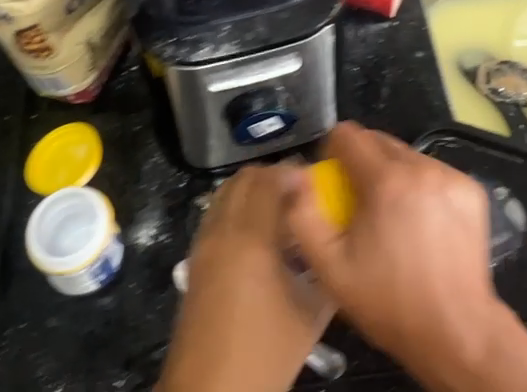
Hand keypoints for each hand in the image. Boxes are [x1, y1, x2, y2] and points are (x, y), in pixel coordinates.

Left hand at [158, 165, 332, 391]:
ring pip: (226, 194)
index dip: (295, 173)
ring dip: (255, 193)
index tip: (318, 185)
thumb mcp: (311, 312)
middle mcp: (221, 231)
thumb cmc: (266, 353)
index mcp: (250, 238)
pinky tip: (263, 239)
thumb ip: (323, 264)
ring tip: (285, 215)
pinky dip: (239, 211)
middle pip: (244, 179)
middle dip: (275, 178)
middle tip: (303, 196)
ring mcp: (203, 245)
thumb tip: (331, 238)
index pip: (269, 179)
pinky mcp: (195, 262)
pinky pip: (217, 216)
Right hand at [283, 123, 509, 370]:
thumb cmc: (389, 302)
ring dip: (392, 174)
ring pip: (407, 155)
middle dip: (362, 163)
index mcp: (386, 181)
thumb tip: (294, 175)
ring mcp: (451, 178)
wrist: (457, 331)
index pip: (349, 135)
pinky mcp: (472, 191)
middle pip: (378, 141)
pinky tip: (421, 223)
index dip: (332, 154)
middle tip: (359, 205)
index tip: (333, 184)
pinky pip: (433, 172)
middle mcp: (422, 168)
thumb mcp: (330, 268)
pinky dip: (420, 186)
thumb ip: (303, 214)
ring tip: (392, 217)